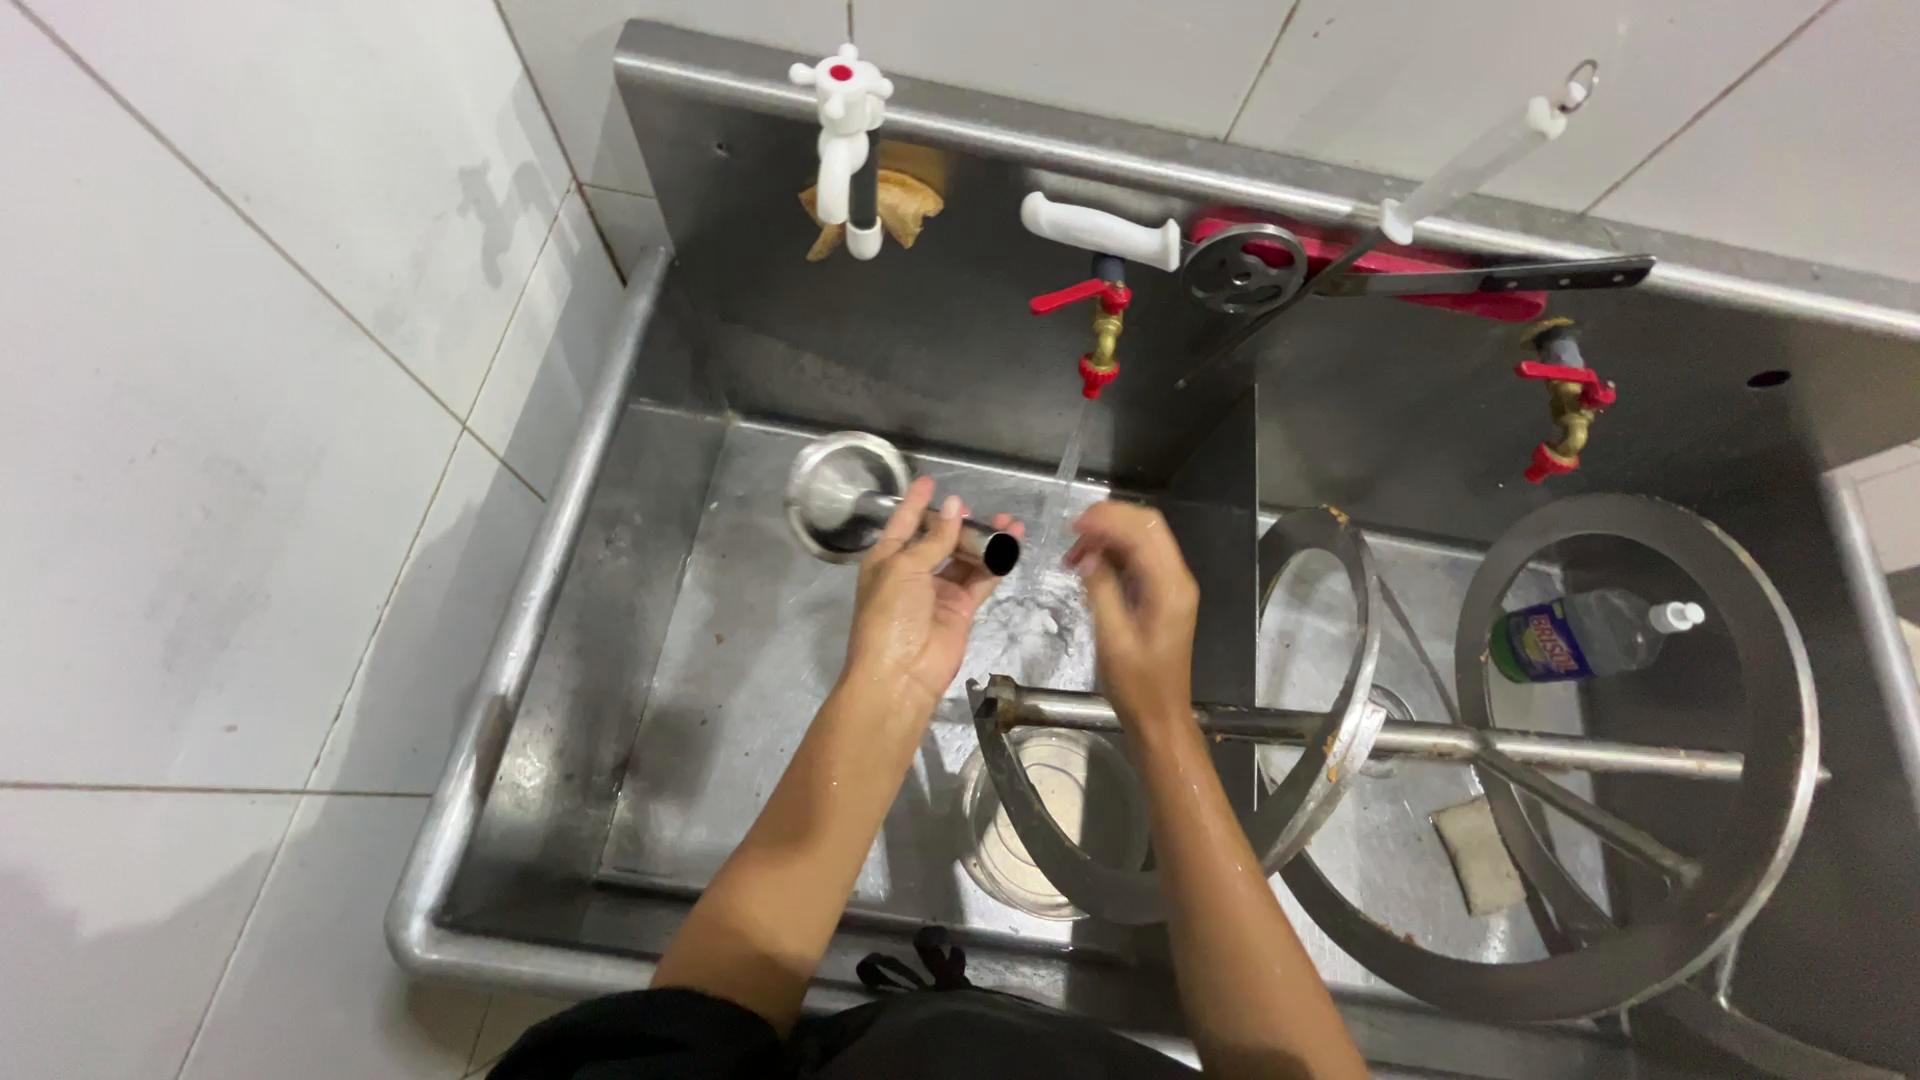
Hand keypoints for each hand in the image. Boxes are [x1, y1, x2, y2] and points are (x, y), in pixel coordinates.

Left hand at [844, 476, 1021, 714]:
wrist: (900, 673)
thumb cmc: (889, 614)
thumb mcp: (904, 567)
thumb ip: (933, 538)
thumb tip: (955, 506)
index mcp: (887, 559)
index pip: (904, 523)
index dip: (917, 502)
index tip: (929, 480)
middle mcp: (912, 572)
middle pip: (940, 539)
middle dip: (959, 522)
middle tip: (979, 509)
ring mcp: (938, 591)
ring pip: (965, 557)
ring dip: (984, 540)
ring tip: (1009, 523)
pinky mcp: (961, 608)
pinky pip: (980, 579)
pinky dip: (995, 563)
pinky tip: (1011, 545)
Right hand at [1064, 501, 1198, 729]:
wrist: (1159, 715)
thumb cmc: (1137, 685)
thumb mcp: (1113, 640)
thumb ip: (1101, 591)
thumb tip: (1088, 557)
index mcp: (1170, 588)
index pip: (1144, 532)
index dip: (1109, 519)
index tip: (1073, 526)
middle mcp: (1176, 578)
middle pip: (1146, 526)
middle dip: (1108, 520)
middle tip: (1072, 534)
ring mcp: (1169, 585)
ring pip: (1141, 539)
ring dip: (1107, 536)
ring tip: (1074, 555)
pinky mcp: (1159, 593)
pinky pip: (1137, 558)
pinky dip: (1111, 553)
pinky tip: (1087, 566)